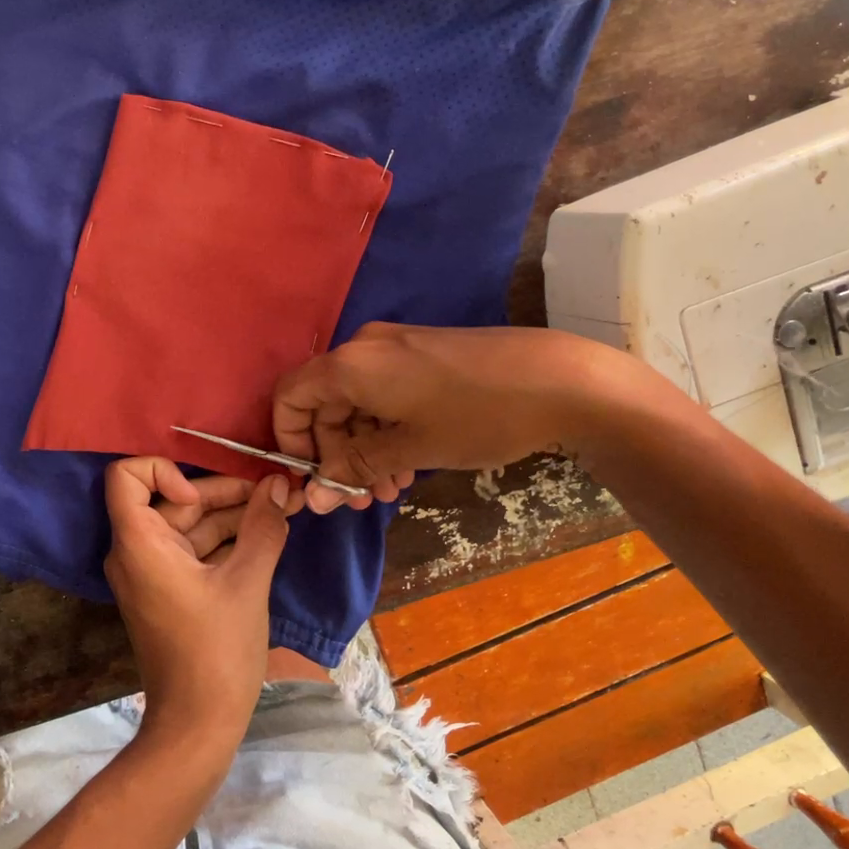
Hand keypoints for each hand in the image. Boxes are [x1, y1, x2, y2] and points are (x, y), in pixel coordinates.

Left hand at [102, 458, 293, 742]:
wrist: (196, 725)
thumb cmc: (215, 652)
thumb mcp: (246, 584)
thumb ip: (263, 528)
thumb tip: (280, 484)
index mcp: (139, 543)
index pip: (126, 476)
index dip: (163, 470)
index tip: (201, 495)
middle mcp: (137, 551)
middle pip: (173, 499)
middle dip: (225, 491)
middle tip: (279, 488)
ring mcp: (152, 571)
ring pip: (190, 524)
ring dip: (234, 515)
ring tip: (285, 506)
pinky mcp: (170, 589)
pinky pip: (194, 549)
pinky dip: (227, 540)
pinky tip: (269, 533)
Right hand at [273, 323, 670, 506]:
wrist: (560, 379)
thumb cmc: (477, 415)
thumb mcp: (411, 449)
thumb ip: (354, 469)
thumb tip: (311, 500)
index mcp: (350, 365)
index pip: (289, 397)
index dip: (289, 440)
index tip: (314, 478)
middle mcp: (363, 348)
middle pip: (323, 403)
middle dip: (336, 454)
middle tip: (360, 498)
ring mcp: (394, 348)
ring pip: (356, 402)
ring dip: (364, 448)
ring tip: (391, 489)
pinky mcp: (421, 353)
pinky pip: (382, 392)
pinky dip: (385, 428)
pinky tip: (410, 462)